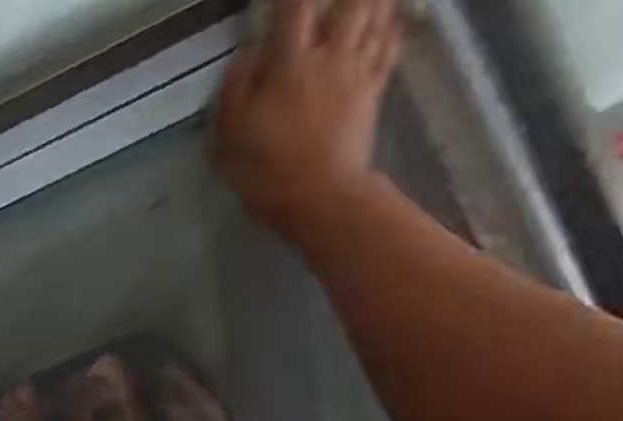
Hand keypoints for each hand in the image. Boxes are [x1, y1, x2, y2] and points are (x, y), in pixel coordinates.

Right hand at [216, 0, 403, 238]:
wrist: (319, 199)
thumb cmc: (266, 172)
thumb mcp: (230, 138)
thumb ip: (234, 92)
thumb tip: (245, 56)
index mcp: (287, 65)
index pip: (293, 8)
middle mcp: (326, 57)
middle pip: (349, 2)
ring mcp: (355, 72)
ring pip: (375, 15)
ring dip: (373, 1)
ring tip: (366, 0)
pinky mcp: (373, 92)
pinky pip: (390, 47)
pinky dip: (391, 28)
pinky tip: (389, 22)